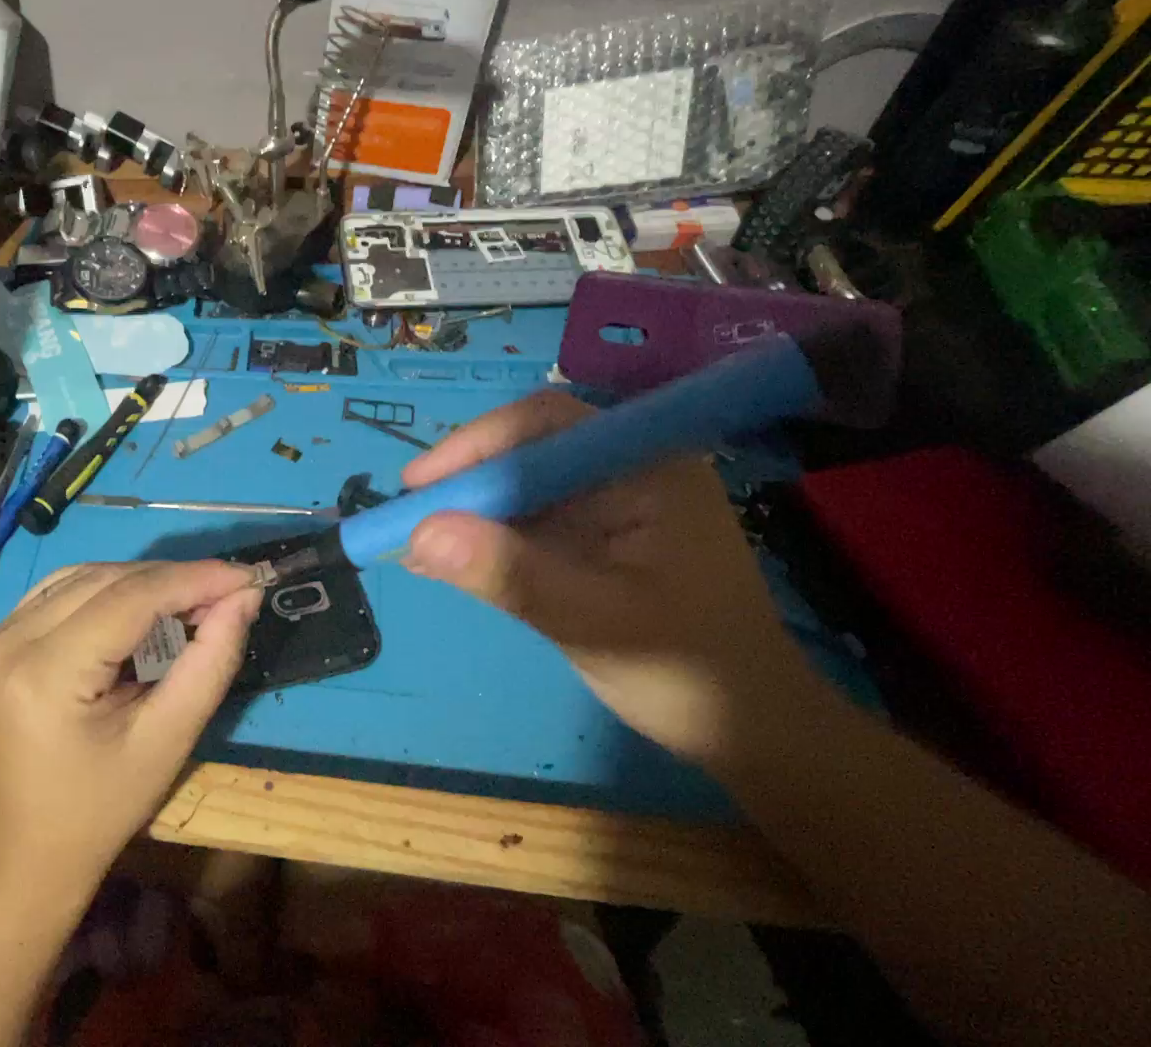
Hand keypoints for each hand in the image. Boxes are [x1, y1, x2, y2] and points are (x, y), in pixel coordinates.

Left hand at [0, 560, 262, 879]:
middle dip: (174, 579)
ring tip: (194, 601)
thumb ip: (210, 662)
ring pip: (86, 576)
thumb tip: (244, 598)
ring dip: (145, 580)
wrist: (36, 839)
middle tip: (229, 594)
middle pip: (107, 580)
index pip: (129, 599)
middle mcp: (12, 641)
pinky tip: (146, 606)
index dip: (193, 579)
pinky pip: (65, 589)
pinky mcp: (3, 636)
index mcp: (46, 674)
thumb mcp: (170, 739)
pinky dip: (112, 588)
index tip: (248, 577)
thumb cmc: (106, 802)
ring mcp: (0, 634)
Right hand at [400, 392, 831, 766]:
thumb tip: (419, 534)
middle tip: (407, 520)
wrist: (744, 728)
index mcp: (645, 467)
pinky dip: (483, 540)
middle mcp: (624, 472)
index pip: (545, 423)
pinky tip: (446, 562)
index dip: (474, 445)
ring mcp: (607, 507)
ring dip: (466, 512)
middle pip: (525, 449)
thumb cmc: (685, 670)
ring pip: (519, 487)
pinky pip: (525, 523)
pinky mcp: (590, 541)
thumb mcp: (592, 621)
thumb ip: (510, 574)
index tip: (418, 488)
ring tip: (415, 545)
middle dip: (464, 481)